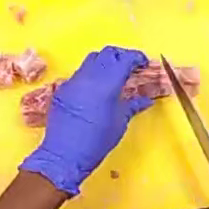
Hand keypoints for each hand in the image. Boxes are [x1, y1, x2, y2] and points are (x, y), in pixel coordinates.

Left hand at [20, 46, 153, 194]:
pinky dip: (90, 74)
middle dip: (120, 55)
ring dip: (104, 62)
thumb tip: (146, 100)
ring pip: (91, 60)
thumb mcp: (119, 122)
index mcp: (107, 84)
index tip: (143, 63)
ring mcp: (72, 81)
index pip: (124, 58)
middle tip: (129, 66)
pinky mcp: (62, 89)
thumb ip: (133, 105)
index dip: (136, 57)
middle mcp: (88, 77)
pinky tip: (95, 89)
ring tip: (113, 76)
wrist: (64, 154)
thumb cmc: (96, 141)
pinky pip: (79, 74)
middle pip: (107, 53)